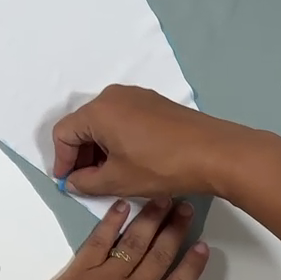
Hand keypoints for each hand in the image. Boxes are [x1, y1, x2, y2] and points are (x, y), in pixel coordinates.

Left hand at [7, 198, 212, 279]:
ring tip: (163, 199)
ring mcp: (103, 279)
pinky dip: (111, 222)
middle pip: (159, 257)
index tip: (203, 246)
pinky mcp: (78, 270)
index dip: (191, 266)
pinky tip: (122, 205)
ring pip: (133, 243)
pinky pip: (98, 241)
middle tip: (186, 207)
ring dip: (149, 219)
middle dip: (175, 230)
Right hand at [51, 84, 272, 200]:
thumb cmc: (161, 166)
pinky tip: (132, 160)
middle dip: (81, 155)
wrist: (218, 153)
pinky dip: (118, 139)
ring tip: (112, 175)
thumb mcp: (118, 181)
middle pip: (83, 125)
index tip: (69, 183)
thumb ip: (86, 182)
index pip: (63, 133)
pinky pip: (123, 118)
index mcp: (98, 111)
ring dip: (100, 149)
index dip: (62, 161)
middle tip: (89, 182)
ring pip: (104, 122)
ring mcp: (136, 96)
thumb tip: (72, 181)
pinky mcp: (154, 103)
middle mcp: (113, 96)